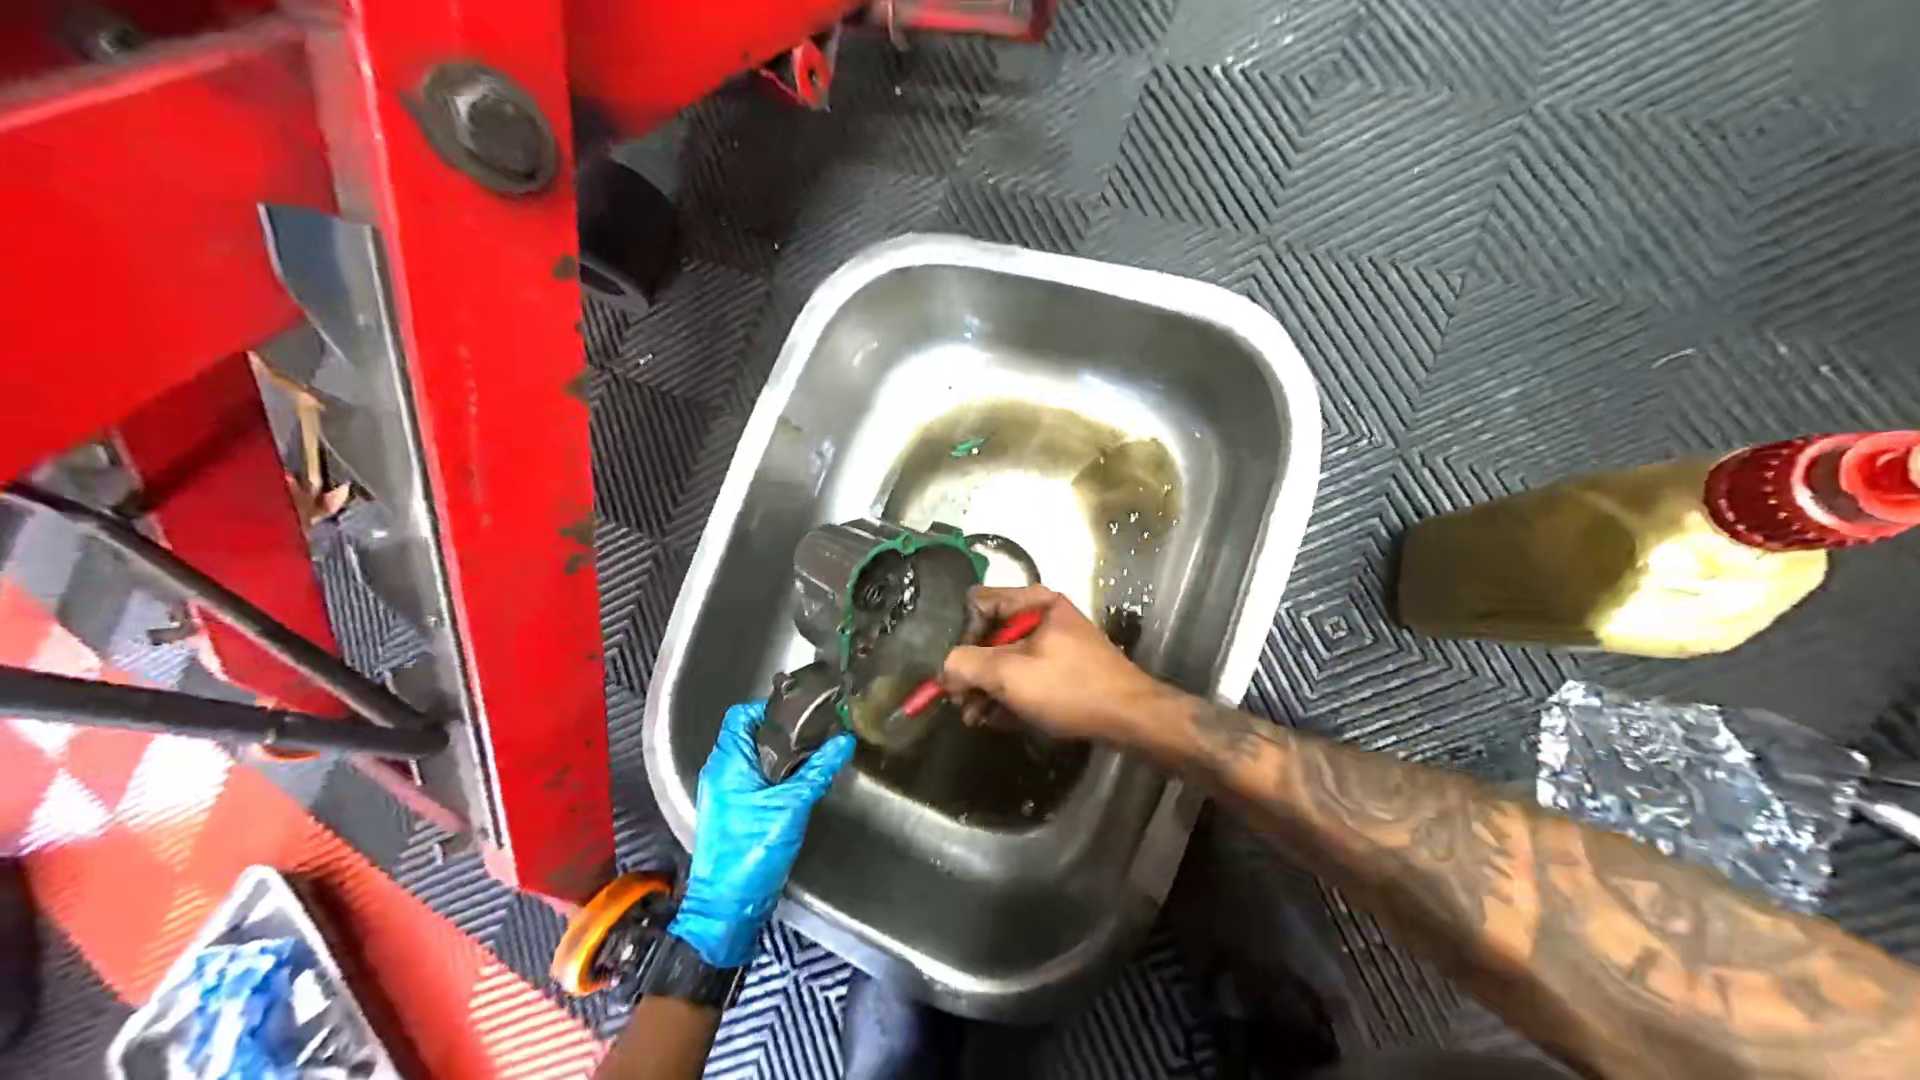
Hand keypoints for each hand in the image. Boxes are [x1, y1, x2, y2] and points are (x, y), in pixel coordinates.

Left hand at [666, 702, 854, 967]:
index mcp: (727, 762)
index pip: (742, 714)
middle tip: (814, 731)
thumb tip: (843, 741)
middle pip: (750, 733)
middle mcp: (720, 771)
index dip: (770, 708)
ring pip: (753, 755)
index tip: (801, 713)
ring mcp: (725, 791)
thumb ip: (818, 770)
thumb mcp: (792, 806)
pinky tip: (800, 779)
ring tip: (812, 752)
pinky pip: (754, 776)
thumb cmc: (751, 852)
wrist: (727, 907)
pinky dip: (776, 772)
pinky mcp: (734, 808)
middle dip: (782, 730)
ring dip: (781, 753)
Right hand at [939, 585, 1179, 745]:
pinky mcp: (1061, 669)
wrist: (1131, 718)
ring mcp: (1054, 643)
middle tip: (960, 702)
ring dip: (986, 688)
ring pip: (1005, 659)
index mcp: (1034, 602)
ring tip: (974, 718)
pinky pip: (1024, 675)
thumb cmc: (1070, 687)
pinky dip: (1008, 694)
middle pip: (989, 635)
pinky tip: (995, 720)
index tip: (956, 668)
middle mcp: (1042, 616)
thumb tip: (944, 670)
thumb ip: (966, 665)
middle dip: (972, 670)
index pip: (978, 603)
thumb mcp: (1010, 675)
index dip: (961, 634)